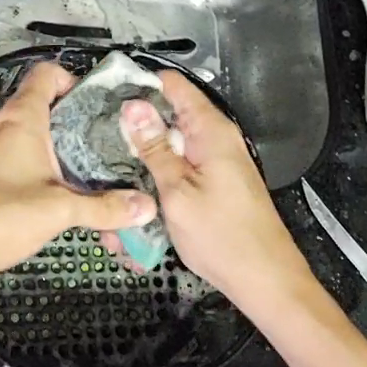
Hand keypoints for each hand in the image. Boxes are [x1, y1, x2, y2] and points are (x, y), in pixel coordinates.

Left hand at [0, 61, 156, 294]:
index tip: (96, 105)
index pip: (46, 74)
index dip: (72, 80)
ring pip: (23, 132)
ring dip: (50, 144)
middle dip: (69, 119)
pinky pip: (8, 154)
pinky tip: (47, 192)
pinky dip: (30, 163)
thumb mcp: (58, 212)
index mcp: (20, 118)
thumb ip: (104, 208)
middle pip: (38, 103)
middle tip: (100, 142)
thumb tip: (145, 206)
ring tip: (80, 168)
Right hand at [120, 71, 313, 309]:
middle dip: (135, 126)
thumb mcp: (177, 192)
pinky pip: (178, 167)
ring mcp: (214, 161)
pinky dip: (158, 177)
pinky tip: (136, 195)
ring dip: (143, 157)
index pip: (171, 85)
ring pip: (169, 144)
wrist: (266, 282)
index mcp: (210, 131)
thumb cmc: (225, 239)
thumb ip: (153, 148)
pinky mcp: (211, 182)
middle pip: (167, 114)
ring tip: (111, 173)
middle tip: (100, 139)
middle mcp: (214, 139)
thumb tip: (133, 105)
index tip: (107, 99)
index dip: (138, 86)